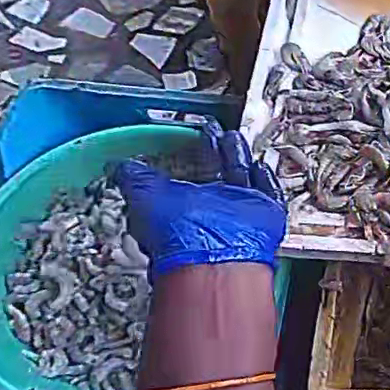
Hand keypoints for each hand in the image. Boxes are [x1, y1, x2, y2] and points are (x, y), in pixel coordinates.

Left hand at [115, 121, 286, 278]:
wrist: (217, 258)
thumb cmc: (180, 236)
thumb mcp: (144, 196)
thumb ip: (134, 178)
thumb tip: (121, 167)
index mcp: (183, 207)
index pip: (185, 176)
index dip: (185, 156)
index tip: (187, 137)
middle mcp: (211, 211)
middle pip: (214, 174)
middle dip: (213, 151)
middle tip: (213, 131)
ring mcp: (239, 213)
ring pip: (240, 178)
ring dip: (237, 156)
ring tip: (233, 137)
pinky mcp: (264, 215)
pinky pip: (268, 193)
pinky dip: (265, 179)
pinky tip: (260, 166)